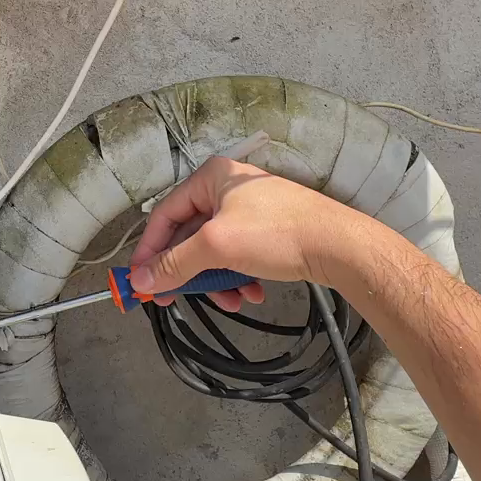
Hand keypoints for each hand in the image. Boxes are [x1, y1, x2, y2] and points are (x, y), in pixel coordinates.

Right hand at [128, 156, 363, 309]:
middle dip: (188, 271)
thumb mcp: (217, 248)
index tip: (140, 280)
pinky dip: (237, 275)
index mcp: (209, 178)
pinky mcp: (268, 228)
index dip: (149, 250)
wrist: (341, 246)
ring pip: (214, 248)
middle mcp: (225, 188)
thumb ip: (175, 264)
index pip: (164, 215)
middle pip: (189, 235)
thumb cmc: (277, 234)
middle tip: (174, 299)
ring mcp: (249, 208)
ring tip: (230, 301)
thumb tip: (139, 281)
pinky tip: (250, 293)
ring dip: (216, 279)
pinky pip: (237, 252)